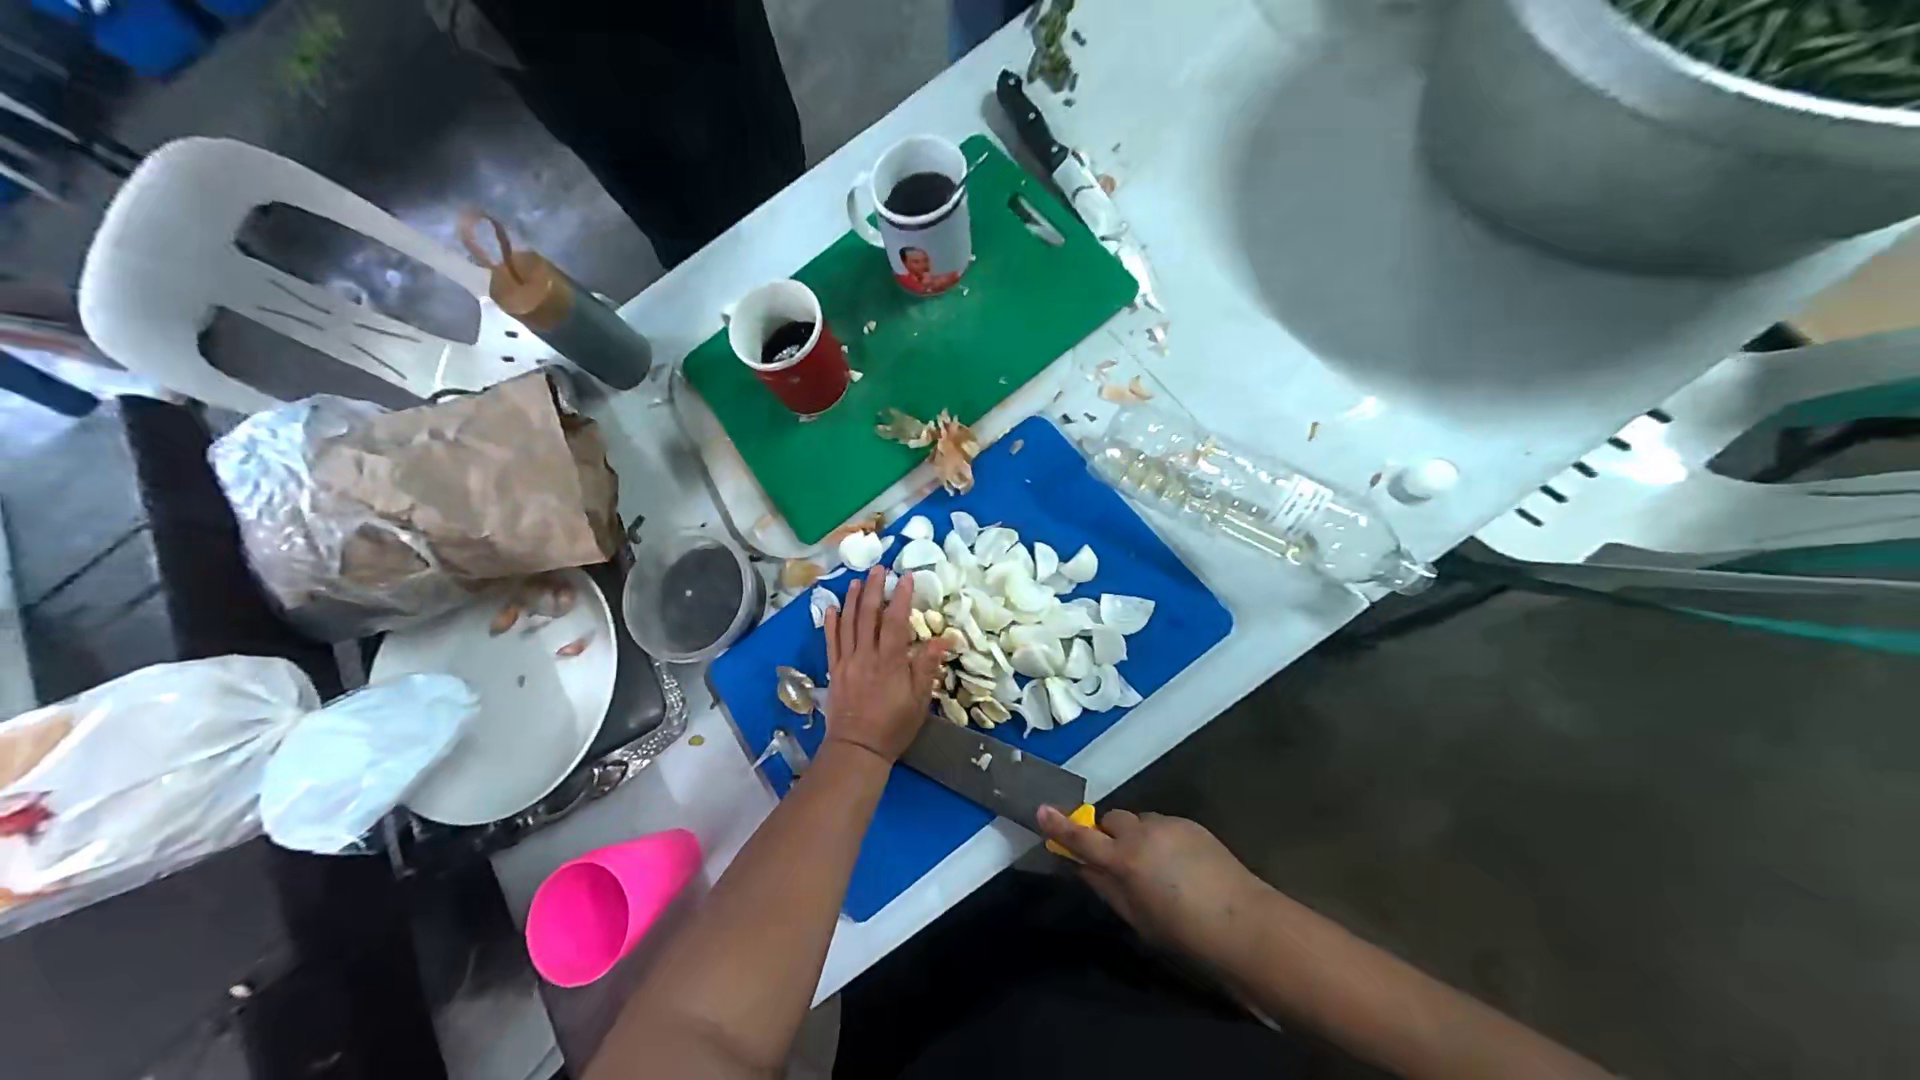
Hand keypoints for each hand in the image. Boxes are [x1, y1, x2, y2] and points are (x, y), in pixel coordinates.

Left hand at [822, 568, 948, 763]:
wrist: (857, 748)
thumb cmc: (894, 725)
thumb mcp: (919, 700)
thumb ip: (927, 666)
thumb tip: (944, 639)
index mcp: (889, 661)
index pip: (895, 620)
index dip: (900, 596)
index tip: (906, 577)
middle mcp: (865, 655)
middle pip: (868, 614)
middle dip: (874, 588)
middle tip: (879, 568)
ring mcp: (846, 661)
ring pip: (848, 623)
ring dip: (853, 599)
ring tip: (858, 580)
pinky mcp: (834, 670)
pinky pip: (831, 641)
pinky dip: (831, 622)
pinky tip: (833, 608)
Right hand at [1037, 806, 1271, 966]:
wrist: (1246, 924)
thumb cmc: (1185, 934)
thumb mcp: (1137, 918)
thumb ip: (1106, 887)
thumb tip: (1084, 867)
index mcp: (1124, 862)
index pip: (1082, 839)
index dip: (1059, 826)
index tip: (1040, 810)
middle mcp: (1141, 834)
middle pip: (1111, 821)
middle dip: (1109, 835)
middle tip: (1118, 860)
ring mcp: (1168, 824)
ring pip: (1139, 822)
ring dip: (1137, 837)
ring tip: (1157, 867)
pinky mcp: (1190, 823)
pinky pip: (1163, 825)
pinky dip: (1161, 838)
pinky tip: (1180, 865)